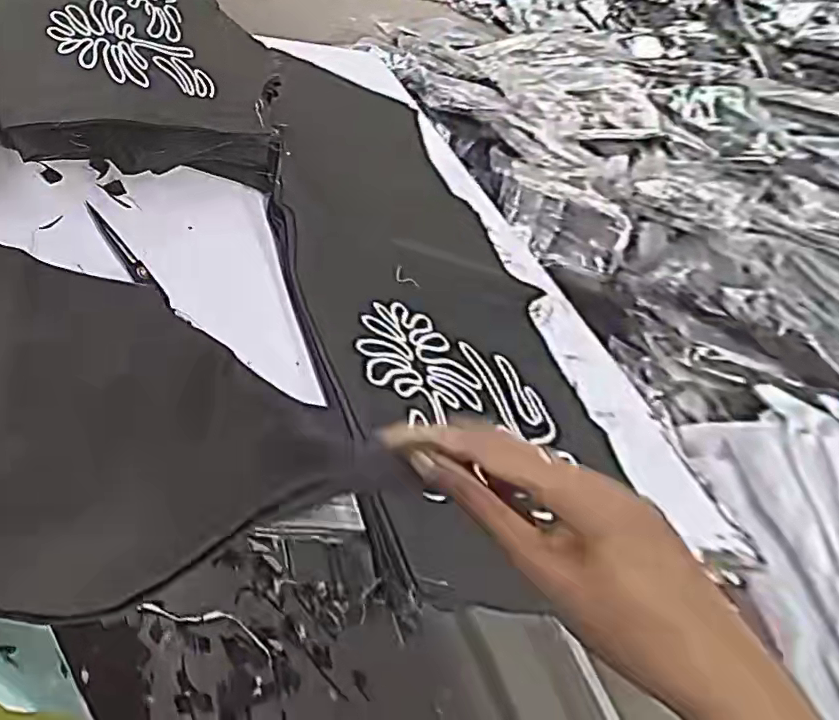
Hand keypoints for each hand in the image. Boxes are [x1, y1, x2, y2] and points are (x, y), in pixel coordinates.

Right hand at [383, 423, 816, 719]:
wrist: (726, 686)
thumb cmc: (642, 634)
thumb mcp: (538, 564)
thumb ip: (480, 504)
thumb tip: (432, 465)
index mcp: (583, 490)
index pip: (486, 443)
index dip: (432, 436)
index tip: (395, 437)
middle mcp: (605, 484)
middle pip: (508, 444)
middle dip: (452, 441)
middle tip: (406, 448)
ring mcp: (619, 498)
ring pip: (530, 459)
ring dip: (481, 459)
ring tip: (440, 469)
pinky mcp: (625, 515)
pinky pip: (553, 478)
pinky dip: (513, 478)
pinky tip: (494, 492)